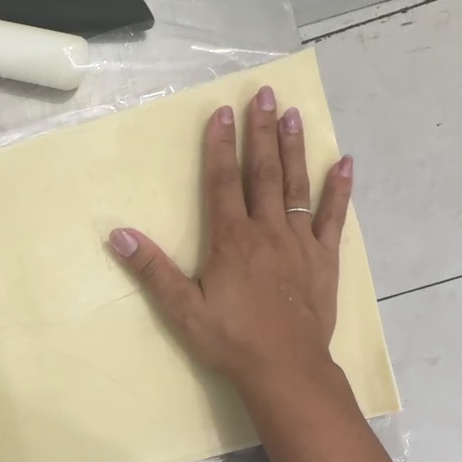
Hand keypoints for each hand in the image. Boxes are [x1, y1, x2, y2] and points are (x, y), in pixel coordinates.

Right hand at [108, 86, 354, 393]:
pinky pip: (333, 217)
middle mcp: (266, 231)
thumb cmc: (228, 340)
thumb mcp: (180, 309)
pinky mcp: (324, 260)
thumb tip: (118, 235)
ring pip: (296, 187)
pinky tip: (342, 162)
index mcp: (230, 240)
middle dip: (261, 133)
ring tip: (293, 115)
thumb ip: (152, 270)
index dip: (220, 147)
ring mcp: (299, 243)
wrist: (282, 367)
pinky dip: (338, 189)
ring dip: (293, 149)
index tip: (222, 113)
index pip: (221, 183)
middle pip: (262, 173)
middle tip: (265, 95)